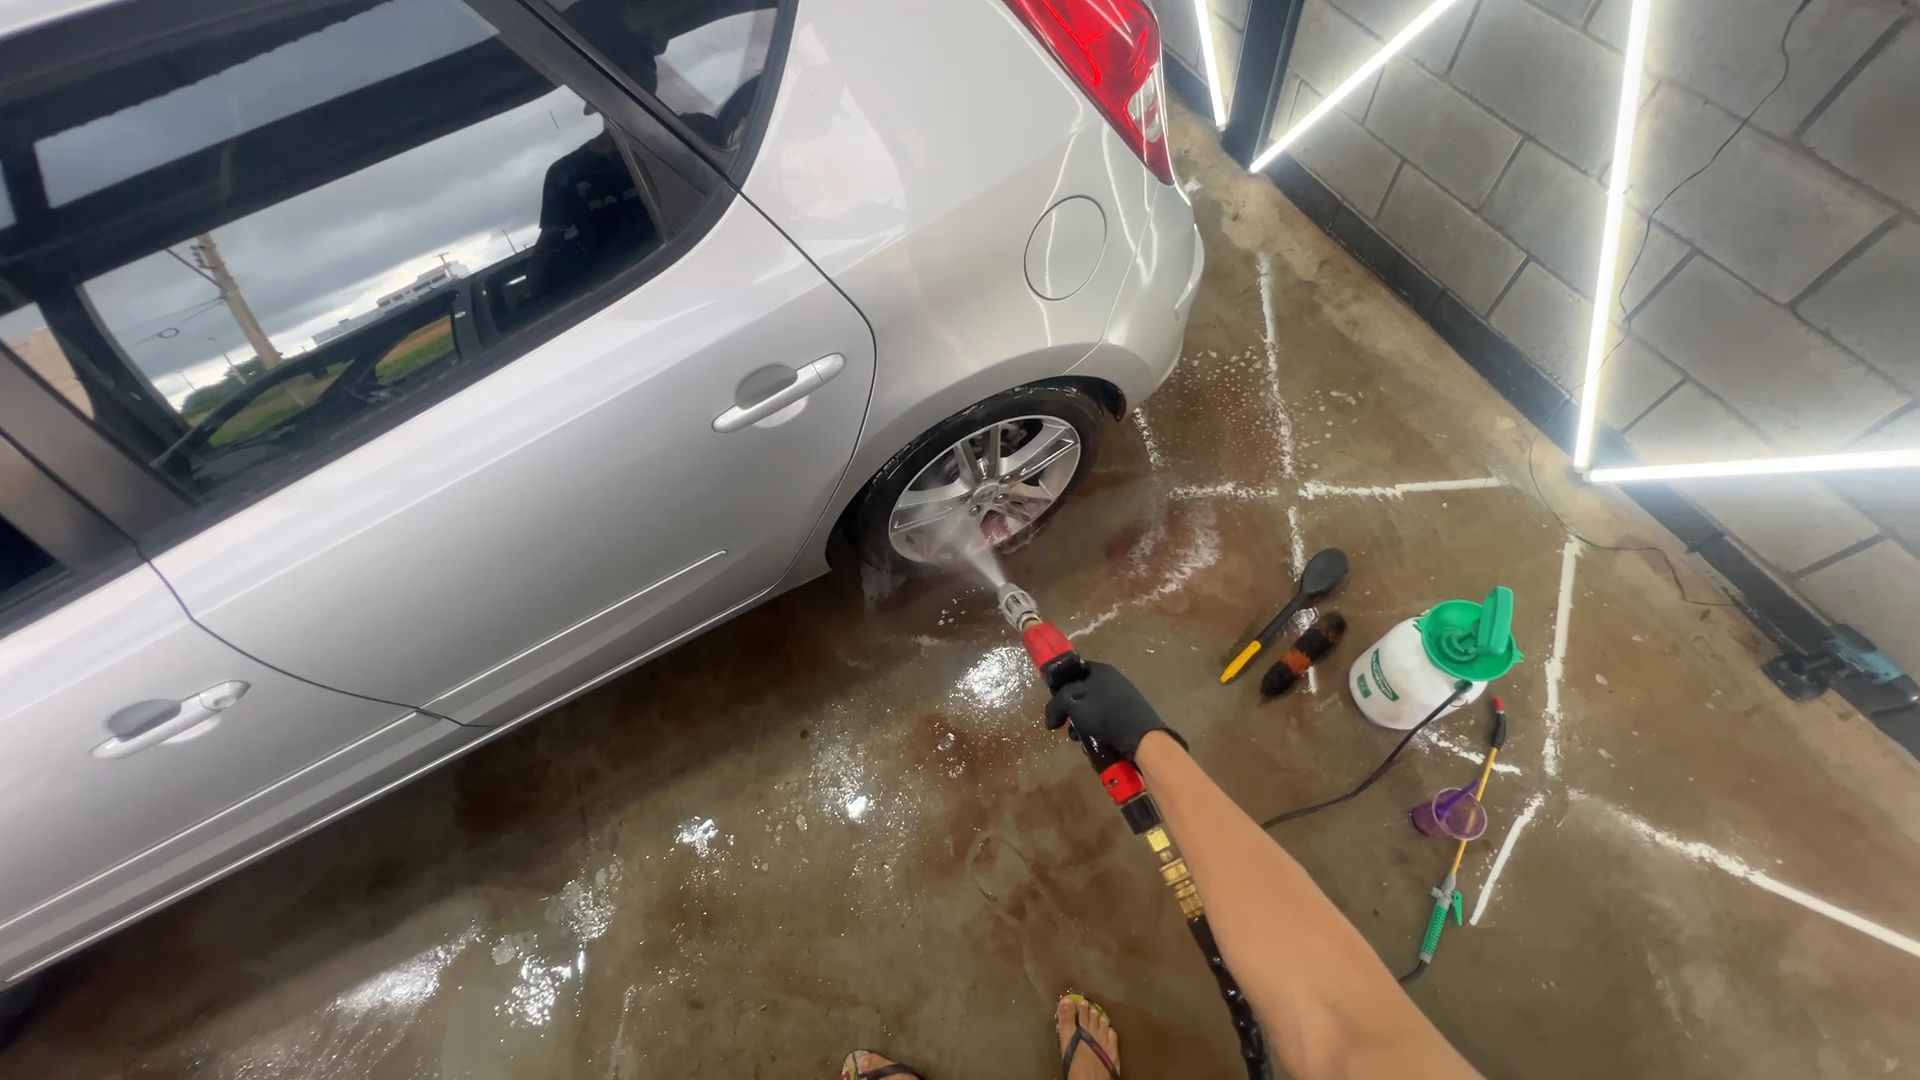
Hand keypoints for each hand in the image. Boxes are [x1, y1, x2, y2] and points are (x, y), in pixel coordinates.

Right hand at [1044, 663, 1185, 757]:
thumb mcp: (1071, 703)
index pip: (1076, 670)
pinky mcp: (1130, 716)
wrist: (1138, 735)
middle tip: (1065, 723)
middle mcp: (1114, 680)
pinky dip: (1096, 729)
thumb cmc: (1103, 712)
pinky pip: (1106, 719)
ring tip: (1078, 736)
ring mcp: (1124, 698)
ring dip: (1082, 722)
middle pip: (1084, 692)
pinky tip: (1093, 741)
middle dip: (1071, 708)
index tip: (1056, 701)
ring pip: (1094, 708)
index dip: (1063, 684)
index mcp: (1101, 670)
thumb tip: (1050, 719)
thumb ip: (1056, 705)